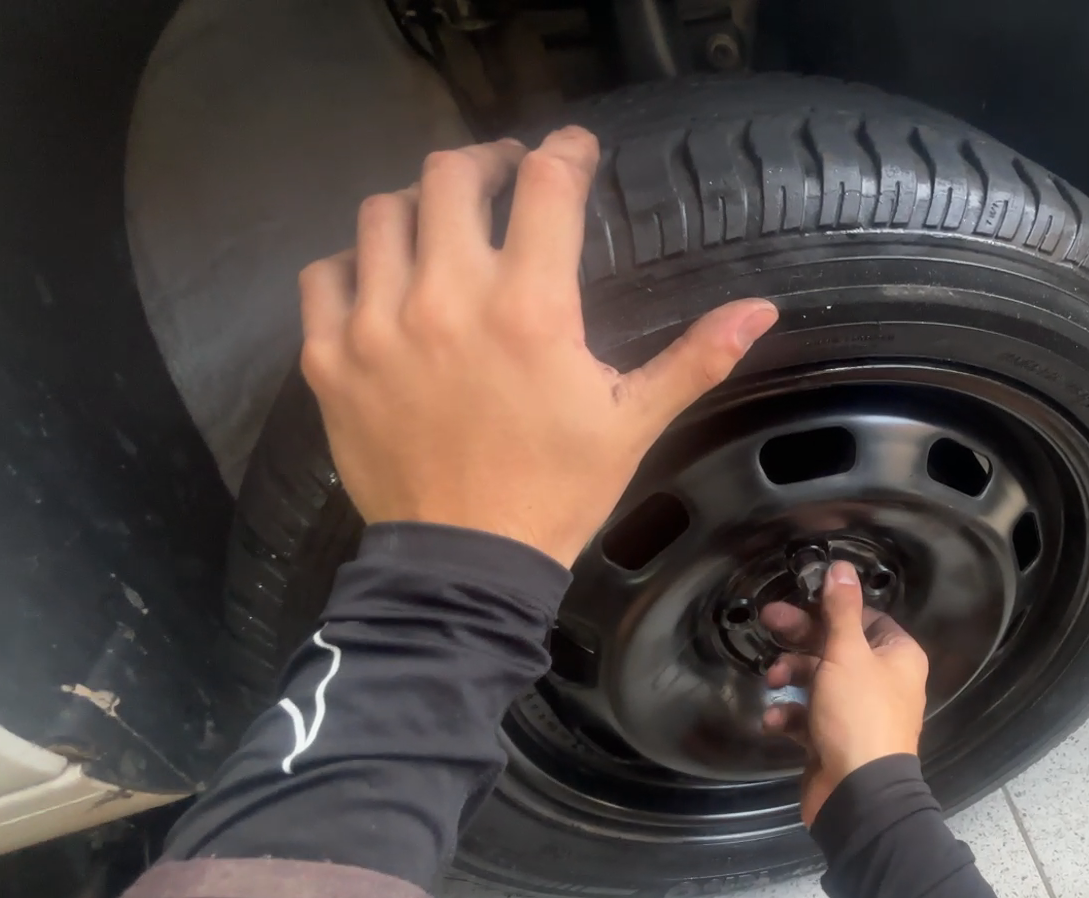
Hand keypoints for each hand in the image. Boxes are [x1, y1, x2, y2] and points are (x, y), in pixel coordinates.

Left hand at [297, 127, 778, 564]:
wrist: (470, 559)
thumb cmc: (561, 487)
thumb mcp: (636, 421)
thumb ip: (696, 358)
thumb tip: (762, 309)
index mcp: (531, 309)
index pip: (544, 189)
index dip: (565, 152)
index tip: (575, 147)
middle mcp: (446, 296)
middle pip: (451, 177)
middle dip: (488, 162)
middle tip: (510, 175)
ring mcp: (376, 322)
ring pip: (383, 212)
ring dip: (422, 201)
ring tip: (449, 221)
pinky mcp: (329, 356)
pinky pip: (327, 270)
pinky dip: (359, 259)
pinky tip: (387, 279)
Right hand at [759, 560, 929, 827]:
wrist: (858, 794)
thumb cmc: (859, 714)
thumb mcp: (848, 654)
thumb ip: (841, 610)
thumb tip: (842, 567)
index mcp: (898, 656)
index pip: (865, 618)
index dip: (833, 610)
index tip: (801, 602)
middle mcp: (884, 680)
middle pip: (837, 646)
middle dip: (800, 638)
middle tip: (767, 621)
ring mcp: (859, 711)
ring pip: (820, 680)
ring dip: (792, 677)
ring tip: (772, 681)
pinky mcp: (836, 738)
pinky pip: (811, 717)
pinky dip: (792, 716)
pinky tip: (776, 720)